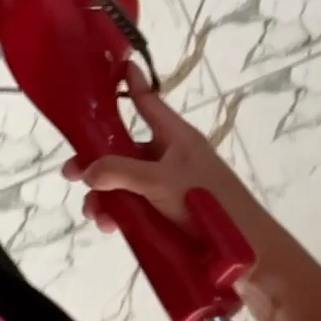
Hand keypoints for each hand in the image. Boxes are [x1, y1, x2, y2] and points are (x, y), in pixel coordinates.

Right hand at [60, 66, 270, 241]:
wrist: (249, 254)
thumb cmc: (208, 203)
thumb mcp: (159, 181)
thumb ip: (118, 171)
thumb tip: (85, 172)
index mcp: (174, 137)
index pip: (147, 101)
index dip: (131, 84)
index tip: (116, 65)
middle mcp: (168, 156)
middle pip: (121, 148)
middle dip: (94, 161)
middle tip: (71, 174)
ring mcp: (166, 184)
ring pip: (121, 181)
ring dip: (103, 196)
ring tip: (96, 215)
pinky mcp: (166, 211)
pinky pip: (131, 204)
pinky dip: (117, 214)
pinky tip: (109, 226)